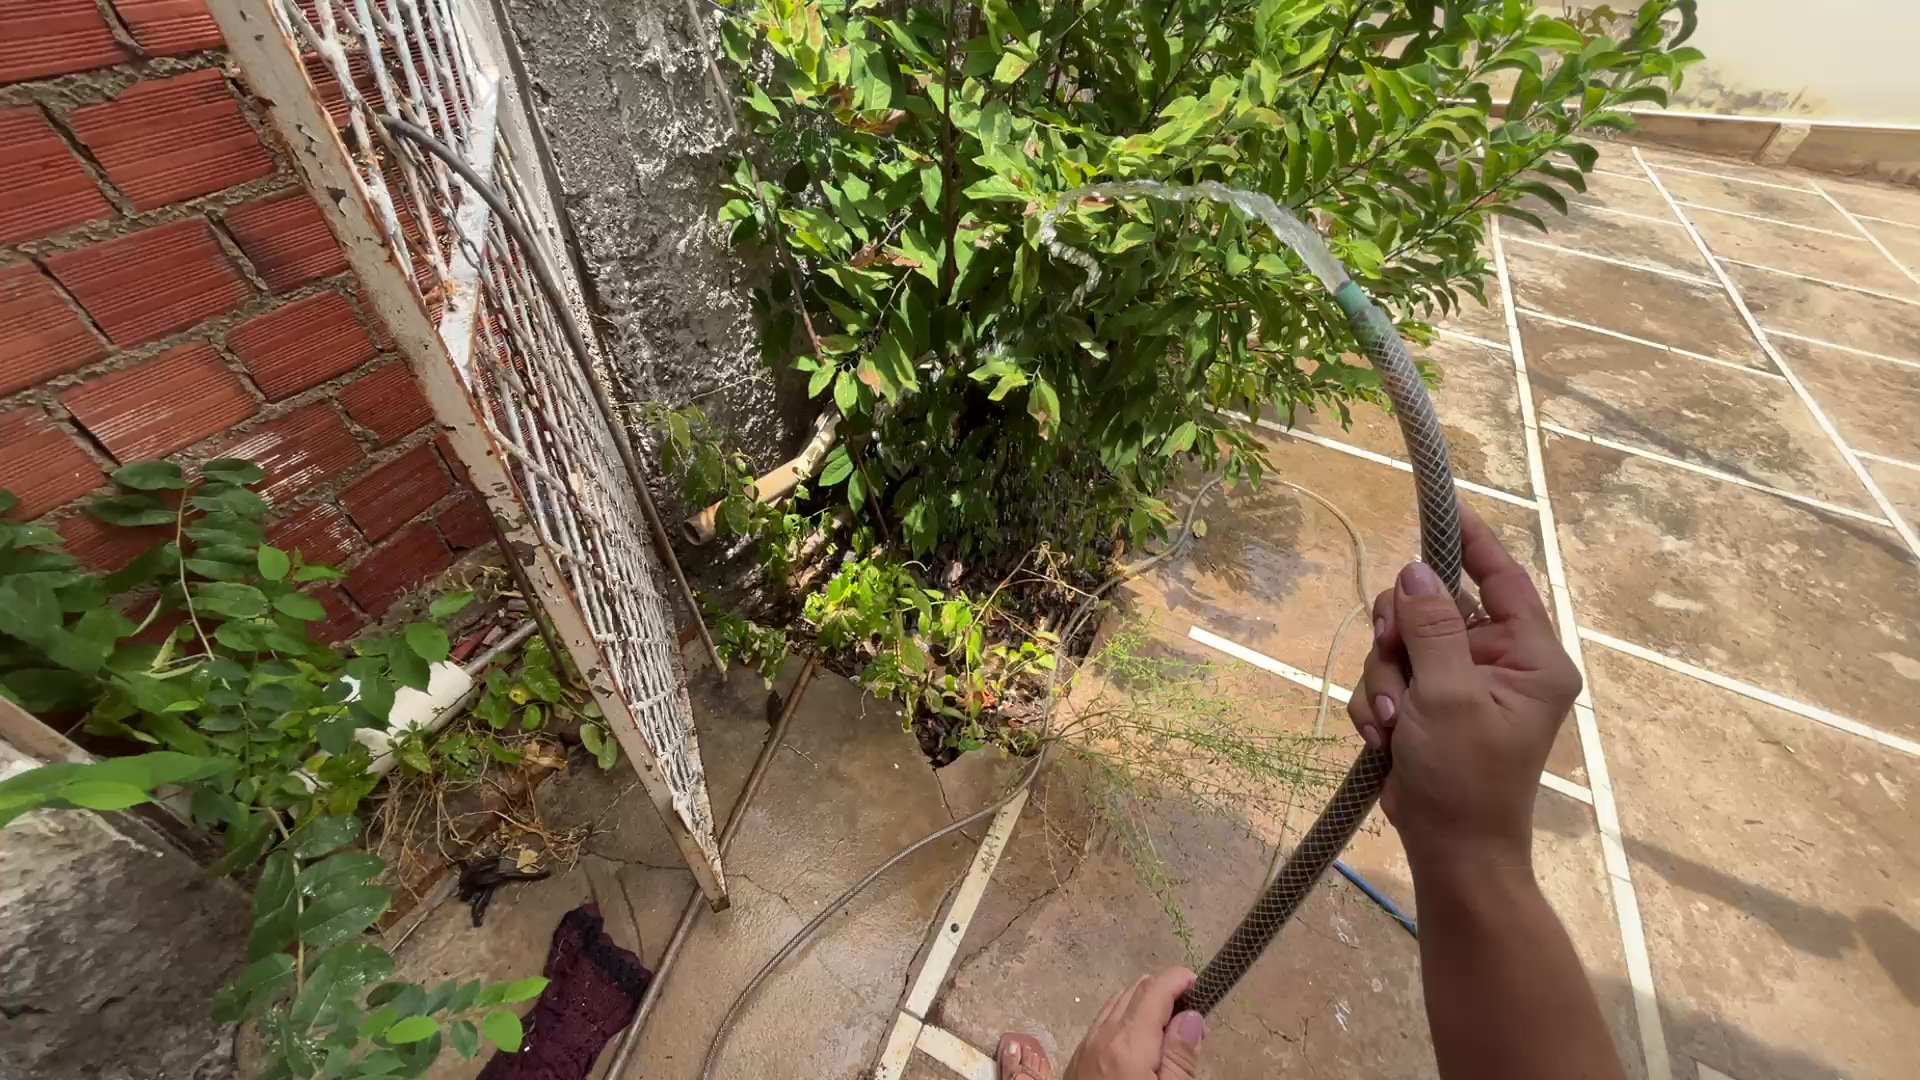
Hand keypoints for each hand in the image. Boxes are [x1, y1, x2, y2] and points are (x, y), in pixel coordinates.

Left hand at [1064, 969, 1206, 1079]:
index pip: (1155, 990)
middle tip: (1191, 1008)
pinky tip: (1136, 1035)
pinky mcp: (1077, 1059)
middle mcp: (1103, 1034)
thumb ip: (1180, 1058)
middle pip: (1135, 990)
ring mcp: (1086, 1044)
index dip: (1178, 980)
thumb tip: (1191, 1015)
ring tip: (1168, 1019)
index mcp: (1129, 1042)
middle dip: (1163, 989)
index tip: (1199, 982)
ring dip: (1142, 1000)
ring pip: (1116, 1002)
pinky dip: (1123, 1014)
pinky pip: (1103, 1020)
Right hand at [1347, 505, 1581, 874]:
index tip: (1444, 506)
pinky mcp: (1424, 700)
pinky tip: (1387, 736)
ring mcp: (1454, 681)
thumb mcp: (1450, 698)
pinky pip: (1384, 675)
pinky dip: (1377, 703)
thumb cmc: (1467, 776)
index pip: (1502, 580)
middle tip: (1389, 656)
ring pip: (1396, 644)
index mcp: (1528, 656)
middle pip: (1430, 609)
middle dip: (1398, 637)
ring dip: (1384, 681)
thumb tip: (1416, 571)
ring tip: (1395, 724)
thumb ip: (1432, 630)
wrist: (1448, 845)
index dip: (1473, 542)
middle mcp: (1493, 661)